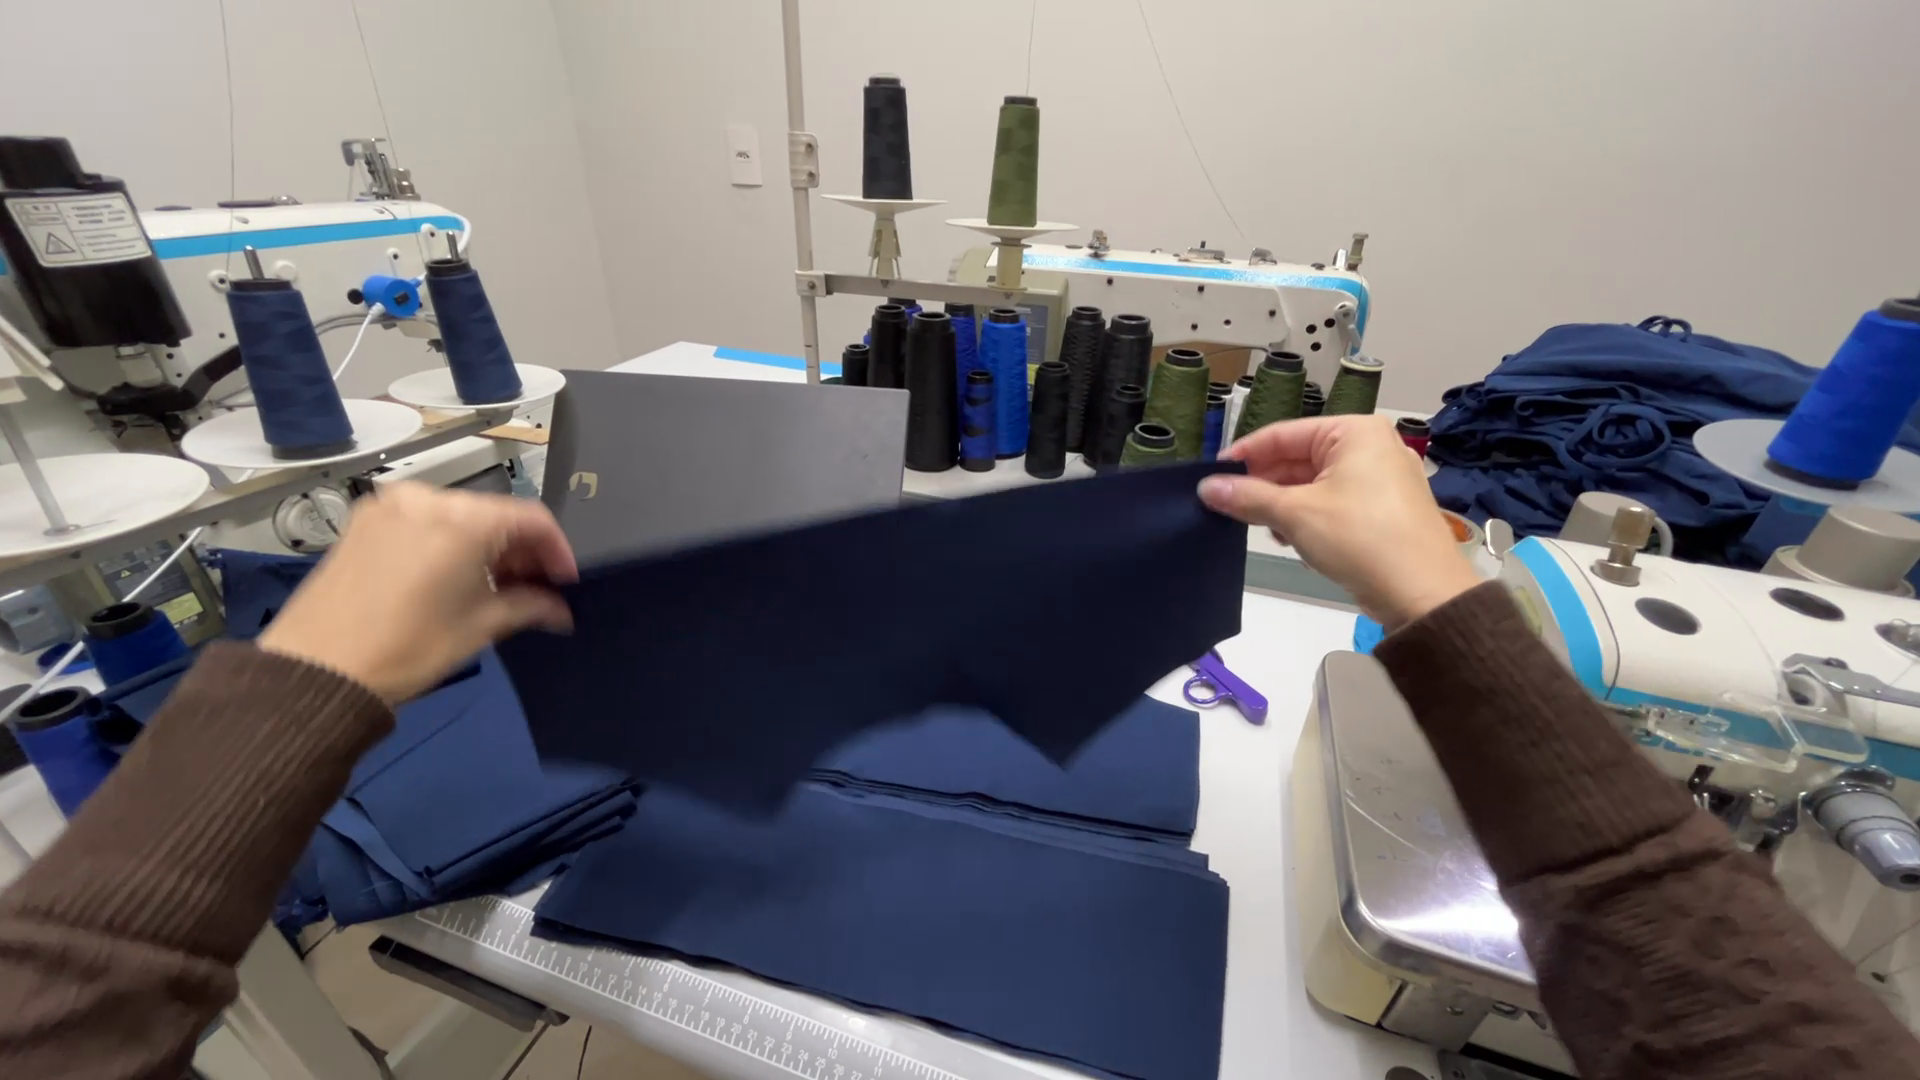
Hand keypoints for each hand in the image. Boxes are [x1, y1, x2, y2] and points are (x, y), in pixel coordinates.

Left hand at [257, 483, 576, 702]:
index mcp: (462, 519)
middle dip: (522, 550)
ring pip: (462, 517)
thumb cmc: (410, 646)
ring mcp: (390, 508)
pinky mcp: (365, 524)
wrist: (313, 674)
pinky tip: (459, 577)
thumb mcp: (483, 626)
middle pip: (496, 514)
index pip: (533, 519)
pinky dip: (453, 544)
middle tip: (536, 587)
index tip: (566, 582)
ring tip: (498, 585)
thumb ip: (531, 605)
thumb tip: (559, 609)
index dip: (557, 550)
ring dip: (488, 547)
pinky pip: (428, 523)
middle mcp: (427, 500)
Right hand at [1200, 416, 1480, 628]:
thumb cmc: (1360, 539)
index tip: (1210, 477)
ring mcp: (1380, 478)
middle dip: (1262, 483)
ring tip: (1257, 525)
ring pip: (1312, 482)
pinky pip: (1330, 500)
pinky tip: (1287, 537)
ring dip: (1280, 503)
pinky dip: (1304, 515)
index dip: (1243, 455)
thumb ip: (1247, 496)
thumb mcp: (1295, 514)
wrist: (1424, 594)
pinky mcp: (1382, 509)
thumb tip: (1205, 487)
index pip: (1282, 434)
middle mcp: (1370, 447)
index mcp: (1354, 432)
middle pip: (1297, 458)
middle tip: (1227, 505)